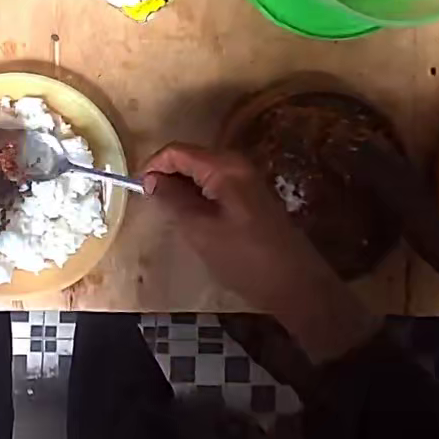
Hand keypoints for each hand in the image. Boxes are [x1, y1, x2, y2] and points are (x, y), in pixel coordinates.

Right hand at [143, 142, 377, 360]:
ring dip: (182, 185)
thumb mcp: (200, 230)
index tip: (139, 189)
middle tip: (152, 201)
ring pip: (202, 170)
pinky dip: (199, 193)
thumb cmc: (245, 258)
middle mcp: (237, 164)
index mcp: (224, 167)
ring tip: (169, 211)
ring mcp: (248, 179)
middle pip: (190, 156)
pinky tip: (193, 216)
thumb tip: (152, 180)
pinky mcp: (253, 194)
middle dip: (167, 174)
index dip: (153, 166)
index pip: (176, 151)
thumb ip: (173, 199)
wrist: (299, 287)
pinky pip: (217, 182)